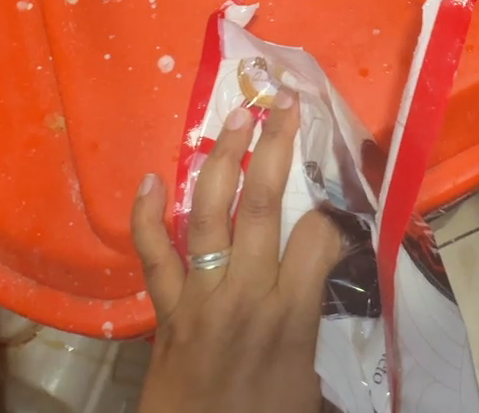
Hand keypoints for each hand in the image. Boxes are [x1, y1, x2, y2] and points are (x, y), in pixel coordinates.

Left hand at [131, 94, 343, 412]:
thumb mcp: (310, 374)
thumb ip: (318, 318)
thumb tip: (331, 272)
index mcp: (291, 314)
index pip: (318, 235)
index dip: (330, 213)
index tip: (332, 208)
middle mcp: (245, 293)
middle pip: (261, 204)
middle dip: (274, 147)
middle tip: (282, 103)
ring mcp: (199, 295)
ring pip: (209, 214)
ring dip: (221, 160)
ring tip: (236, 119)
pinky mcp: (165, 309)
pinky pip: (152, 254)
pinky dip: (146, 216)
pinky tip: (151, 178)